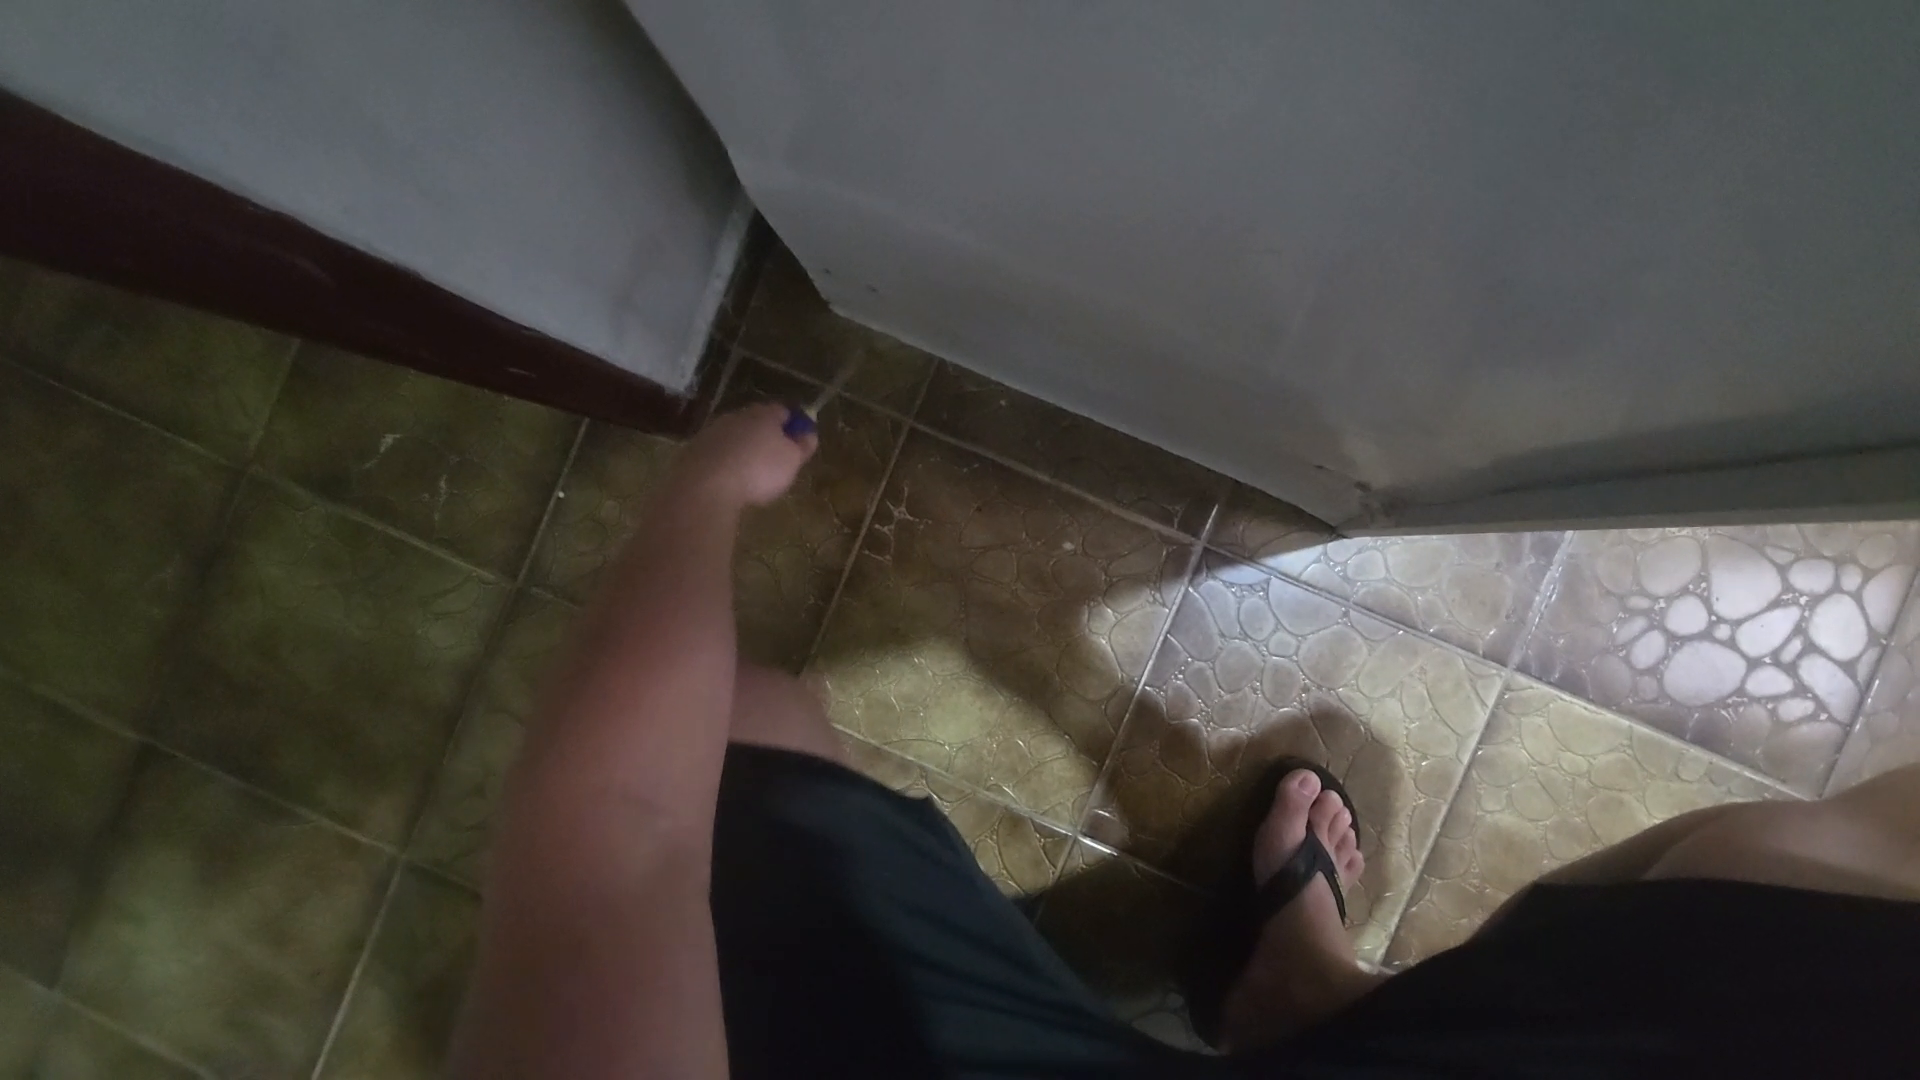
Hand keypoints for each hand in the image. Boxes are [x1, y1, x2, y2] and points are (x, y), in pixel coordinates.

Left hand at [675, 403, 817, 506]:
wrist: (705, 486)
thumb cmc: (758, 471)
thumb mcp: (791, 461)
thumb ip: (802, 446)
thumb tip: (810, 433)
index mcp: (763, 415)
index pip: (783, 411)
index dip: (793, 424)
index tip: (798, 440)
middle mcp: (736, 416)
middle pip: (756, 421)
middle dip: (766, 435)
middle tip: (775, 457)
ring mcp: (712, 432)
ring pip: (734, 435)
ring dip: (743, 448)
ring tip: (751, 472)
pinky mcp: (693, 450)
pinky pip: (716, 452)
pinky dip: (724, 461)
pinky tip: (728, 479)